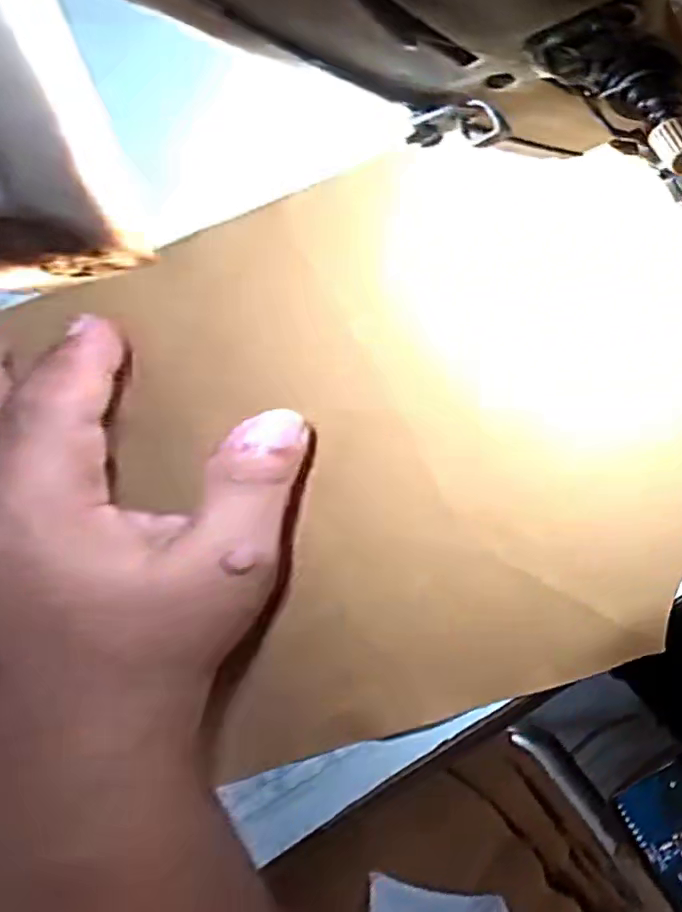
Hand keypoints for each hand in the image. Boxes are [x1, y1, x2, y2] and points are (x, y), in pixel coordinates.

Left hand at [0, 315, 309, 763]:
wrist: (85, 729)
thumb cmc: (160, 640)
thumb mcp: (230, 565)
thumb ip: (250, 489)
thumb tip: (280, 417)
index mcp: (38, 512)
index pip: (47, 417)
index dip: (79, 368)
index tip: (102, 326)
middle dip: (16, 381)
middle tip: (47, 341)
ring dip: (9, 417)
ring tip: (29, 386)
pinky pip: (0, 490)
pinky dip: (15, 455)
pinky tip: (39, 465)